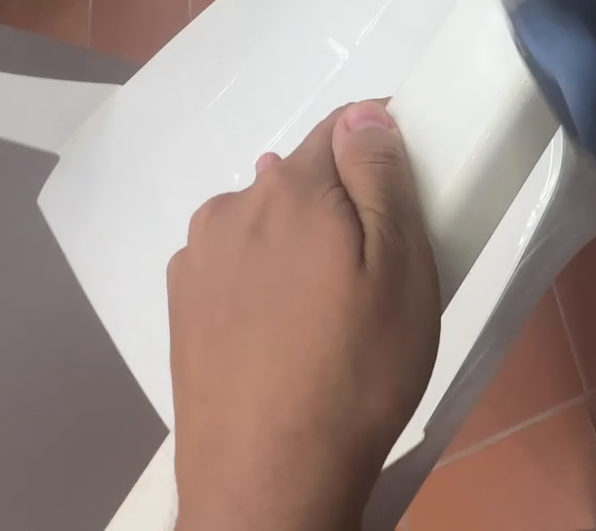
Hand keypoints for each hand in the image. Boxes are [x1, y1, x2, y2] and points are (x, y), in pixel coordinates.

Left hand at [168, 101, 438, 530]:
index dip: (382, 143)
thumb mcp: (399, 264)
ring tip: (333, 296)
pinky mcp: (184, 305)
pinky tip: (286, 321)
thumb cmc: (359, 366)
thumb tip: (364, 110)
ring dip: (305, 229)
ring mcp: (199, 259)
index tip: (411, 188)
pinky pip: (239, 256)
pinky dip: (269, 265)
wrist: (271, 485)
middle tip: (380, 258)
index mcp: (289, 188)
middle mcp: (233, 208)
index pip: (342, 124)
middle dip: (346, 193)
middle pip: (305, 171)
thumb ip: (379, 175)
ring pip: (270, 214)